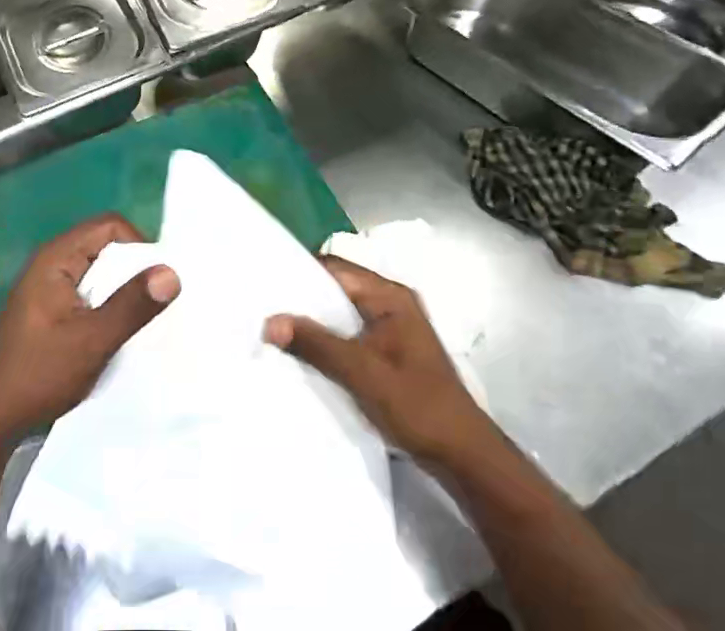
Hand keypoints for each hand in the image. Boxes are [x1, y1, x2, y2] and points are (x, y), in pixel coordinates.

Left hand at [0, 214, 179, 442]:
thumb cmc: (37, 373)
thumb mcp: (92, 341)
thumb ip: (131, 305)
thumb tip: (171, 271)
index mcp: (56, 258)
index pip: (109, 226)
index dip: (140, 246)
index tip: (159, 284)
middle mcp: (50, 265)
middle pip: (104, 249)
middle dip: (134, 273)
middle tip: (158, 308)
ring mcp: (47, 290)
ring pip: (97, 276)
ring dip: (122, 295)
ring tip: (143, 327)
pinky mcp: (48, 313)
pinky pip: (87, 297)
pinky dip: (106, 310)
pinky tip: (118, 339)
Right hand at [264, 255, 499, 470]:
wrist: (464, 456)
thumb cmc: (417, 406)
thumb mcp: (360, 371)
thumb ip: (314, 343)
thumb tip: (268, 322)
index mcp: (390, 296)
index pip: (334, 267)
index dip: (298, 270)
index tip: (262, 279)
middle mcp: (391, 303)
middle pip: (336, 287)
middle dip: (300, 296)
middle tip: (260, 303)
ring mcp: (392, 327)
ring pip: (340, 311)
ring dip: (311, 319)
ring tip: (272, 324)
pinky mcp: (388, 350)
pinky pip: (347, 331)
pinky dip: (324, 336)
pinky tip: (299, 349)